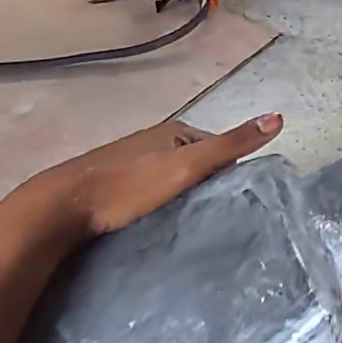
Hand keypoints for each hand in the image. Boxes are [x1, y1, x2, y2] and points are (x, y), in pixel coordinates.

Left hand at [8, 114, 282, 238]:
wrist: (63, 205)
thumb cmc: (130, 184)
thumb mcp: (187, 165)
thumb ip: (230, 145)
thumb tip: (278, 117)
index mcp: (175, 131)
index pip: (217, 146)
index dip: (232, 169)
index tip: (242, 201)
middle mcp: (155, 140)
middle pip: (195, 161)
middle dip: (208, 184)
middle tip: (220, 218)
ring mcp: (132, 160)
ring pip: (171, 177)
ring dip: (184, 195)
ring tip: (194, 225)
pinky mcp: (113, 183)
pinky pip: (150, 190)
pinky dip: (162, 202)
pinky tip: (160, 223)